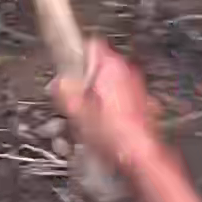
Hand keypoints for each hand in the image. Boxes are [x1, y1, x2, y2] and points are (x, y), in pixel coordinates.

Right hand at [51, 39, 164, 171]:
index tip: (65, 66)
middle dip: (83, 78)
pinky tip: (102, 122)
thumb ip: (65, 91)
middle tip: (72, 96)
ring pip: (109, 80)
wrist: (141, 157)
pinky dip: (110, 103)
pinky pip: (120, 95)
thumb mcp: (77, 112)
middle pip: (98, 64)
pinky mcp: (142, 102)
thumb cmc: (115, 135)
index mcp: (111, 67)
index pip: (91, 45)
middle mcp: (128, 72)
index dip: (74, 54)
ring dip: (96, 91)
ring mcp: (137, 87)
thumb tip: (58, 83)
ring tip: (85, 112)